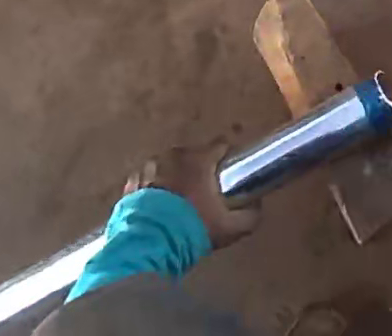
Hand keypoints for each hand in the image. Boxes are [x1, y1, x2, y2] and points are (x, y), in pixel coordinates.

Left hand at [125, 141, 258, 247]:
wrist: (149, 245)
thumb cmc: (192, 229)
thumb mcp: (229, 228)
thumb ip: (249, 216)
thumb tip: (258, 206)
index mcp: (199, 158)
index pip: (220, 145)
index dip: (227, 156)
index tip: (230, 170)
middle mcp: (174, 154)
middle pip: (193, 156)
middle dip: (198, 170)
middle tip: (203, 195)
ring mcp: (151, 165)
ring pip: (169, 165)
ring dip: (175, 178)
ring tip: (178, 204)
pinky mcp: (133, 180)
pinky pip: (149, 179)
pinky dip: (153, 188)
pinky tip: (157, 208)